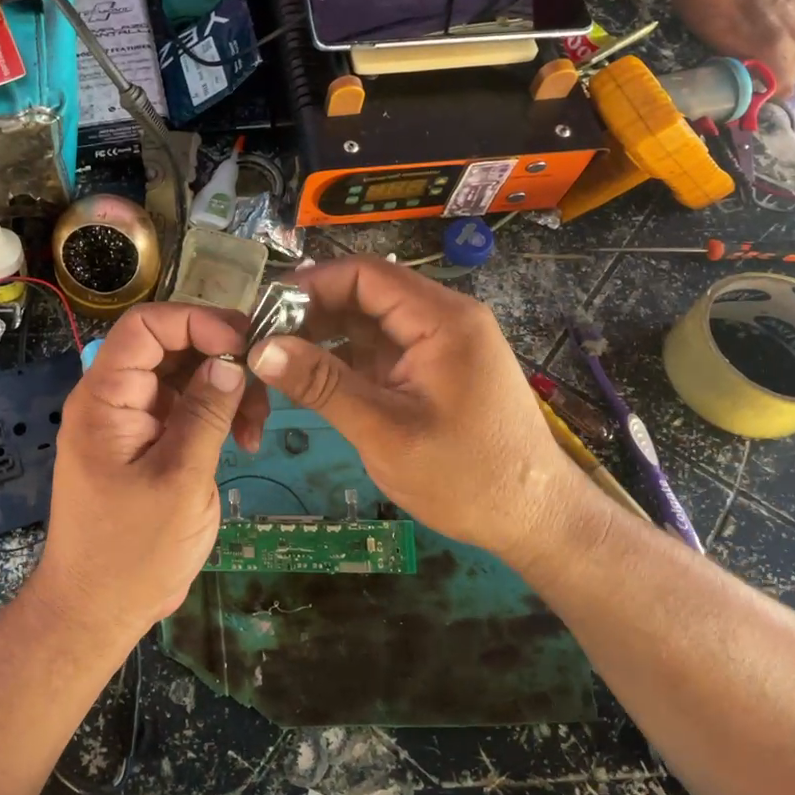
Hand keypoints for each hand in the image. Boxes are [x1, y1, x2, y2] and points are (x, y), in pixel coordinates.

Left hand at [31, 303, 269, 639]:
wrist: (97, 609)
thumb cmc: (132, 551)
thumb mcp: (179, 480)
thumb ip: (205, 414)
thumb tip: (232, 360)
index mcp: (106, 397)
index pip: (145, 326)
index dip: (196, 321)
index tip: (243, 346)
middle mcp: (115, 398)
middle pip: (170, 347)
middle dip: (221, 358)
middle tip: (264, 387)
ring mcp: (132, 421)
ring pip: (184, 376)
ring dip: (226, 389)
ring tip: (255, 429)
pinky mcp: (150, 443)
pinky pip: (186, 409)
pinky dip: (217, 415)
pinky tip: (244, 442)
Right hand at [244, 258, 586, 566]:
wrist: (535, 521)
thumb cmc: (467, 477)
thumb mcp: (386, 432)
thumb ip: (323, 385)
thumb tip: (260, 349)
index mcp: (442, 318)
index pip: (364, 274)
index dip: (308, 286)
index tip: (261, 315)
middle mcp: (441, 318)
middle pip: (362, 293)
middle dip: (308, 313)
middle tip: (259, 343)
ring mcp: (435, 344)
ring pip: (364, 321)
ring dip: (320, 336)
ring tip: (273, 361)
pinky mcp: (429, 369)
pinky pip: (375, 348)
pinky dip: (340, 359)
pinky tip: (307, 379)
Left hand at [673, 0, 794, 92]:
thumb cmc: (708, 3)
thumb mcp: (711, 44)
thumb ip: (736, 65)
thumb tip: (744, 81)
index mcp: (777, 56)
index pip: (779, 92)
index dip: (759, 92)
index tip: (744, 88)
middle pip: (788, 72)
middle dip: (768, 68)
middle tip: (746, 56)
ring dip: (782, 50)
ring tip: (761, 34)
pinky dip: (793, 33)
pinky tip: (776, 22)